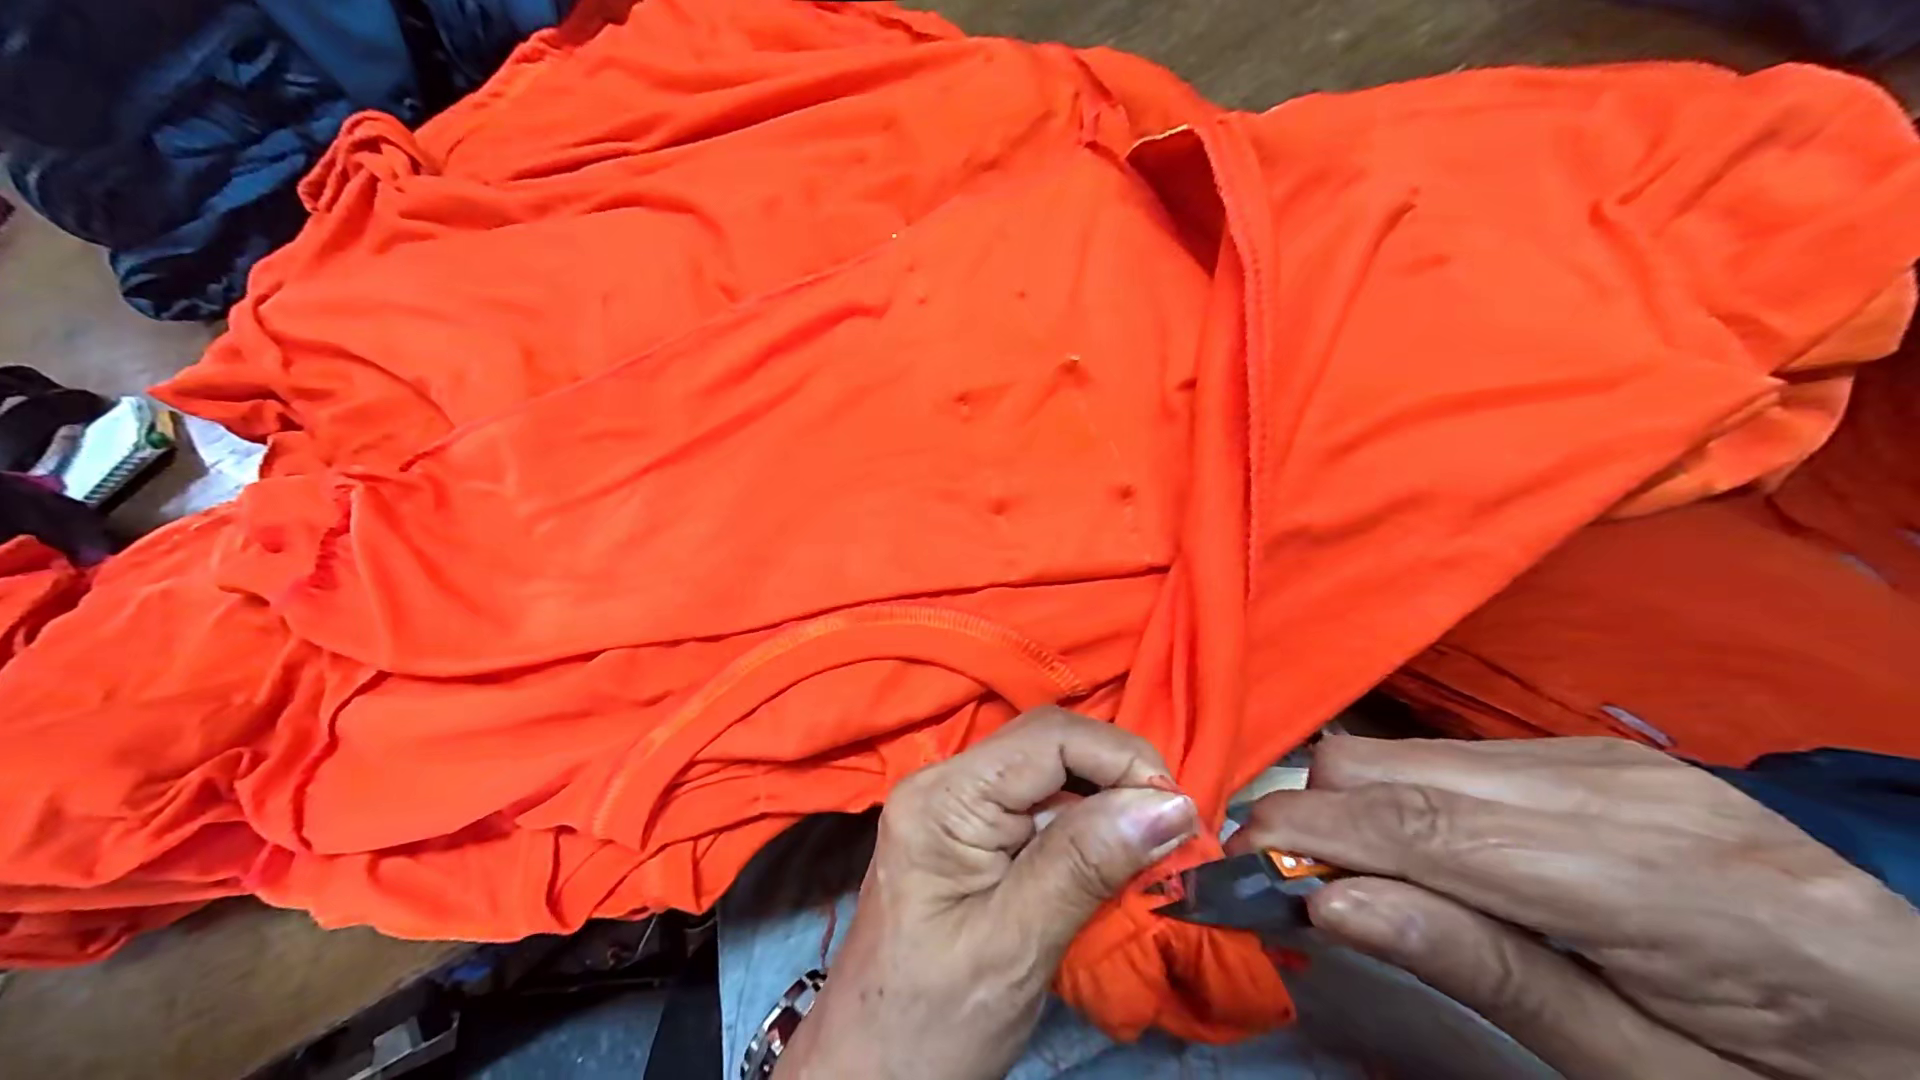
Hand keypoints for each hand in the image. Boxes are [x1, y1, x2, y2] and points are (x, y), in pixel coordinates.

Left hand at [773, 707, 1199, 1079]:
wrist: (870, 1071)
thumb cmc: (931, 1020)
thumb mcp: (1014, 945)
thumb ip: (1085, 864)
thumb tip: (1170, 804)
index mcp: (943, 797)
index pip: (1047, 738)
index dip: (1121, 759)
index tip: (1179, 812)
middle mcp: (945, 781)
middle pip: (1048, 744)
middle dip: (1118, 774)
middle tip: (1173, 828)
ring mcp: (956, 805)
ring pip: (1050, 770)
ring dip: (1108, 798)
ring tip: (1154, 841)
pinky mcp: (970, 833)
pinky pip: (1040, 804)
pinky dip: (1086, 823)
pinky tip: (1114, 854)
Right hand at [1232, 736, 1919, 1079]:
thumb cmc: (1809, 1079)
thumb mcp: (1656, 1078)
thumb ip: (1487, 971)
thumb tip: (1329, 905)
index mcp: (1659, 880)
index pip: (1421, 828)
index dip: (1306, 834)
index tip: (1232, 861)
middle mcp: (1613, 783)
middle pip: (1390, 765)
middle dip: (1312, 816)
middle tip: (1289, 885)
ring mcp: (1599, 753)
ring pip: (1402, 750)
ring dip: (1348, 807)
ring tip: (1348, 874)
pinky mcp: (1585, 750)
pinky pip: (1441, 756)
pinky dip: (1396, 798)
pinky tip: (1415, 850)